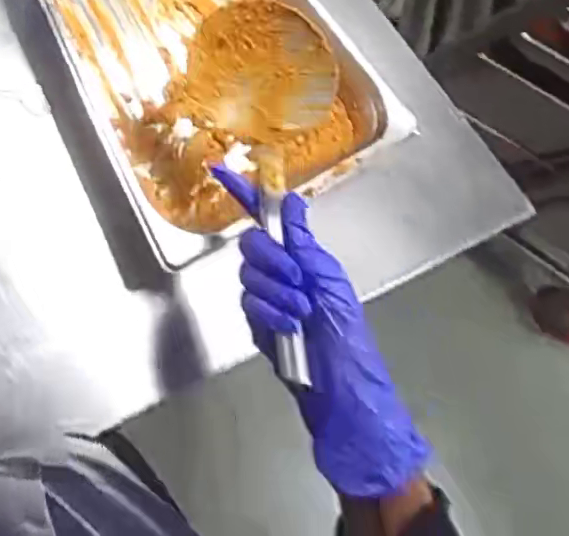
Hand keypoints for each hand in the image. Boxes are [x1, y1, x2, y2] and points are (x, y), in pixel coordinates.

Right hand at [212, 165, 429, 498]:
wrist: (342, 398)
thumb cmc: (348, 339)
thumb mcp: (330, 282)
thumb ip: (303, 242)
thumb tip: (292, 200)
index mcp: (303, 257)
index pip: (268, 218)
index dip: (245, 193)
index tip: (221, 170)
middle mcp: (282, 272)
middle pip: (253, 245)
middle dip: (273, 262)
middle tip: (297, 280)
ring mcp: (267, 297)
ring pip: (249, 275)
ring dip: (275, 294)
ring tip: (300, 315)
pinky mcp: (258, 322)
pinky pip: (248, 303)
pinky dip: (268, 314)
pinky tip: (287, 329)